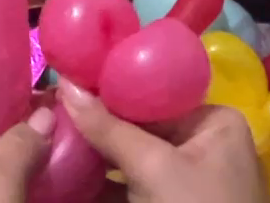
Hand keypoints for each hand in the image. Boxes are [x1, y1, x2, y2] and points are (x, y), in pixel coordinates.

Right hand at [59, 80, 267, 202]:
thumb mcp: (151, 168)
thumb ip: (107, 127)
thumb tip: (64, 83)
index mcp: (215, 122)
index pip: (154, 92)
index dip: (110, 87)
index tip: (69, 81)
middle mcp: (207, 146)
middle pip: (142, 125)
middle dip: (99, 126)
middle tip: (54, 110)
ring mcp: (192, 183)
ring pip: (135, 159)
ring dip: (97, 157)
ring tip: (55, 139)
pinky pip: (136, 189)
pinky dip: (107, 187)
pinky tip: (72, 179)